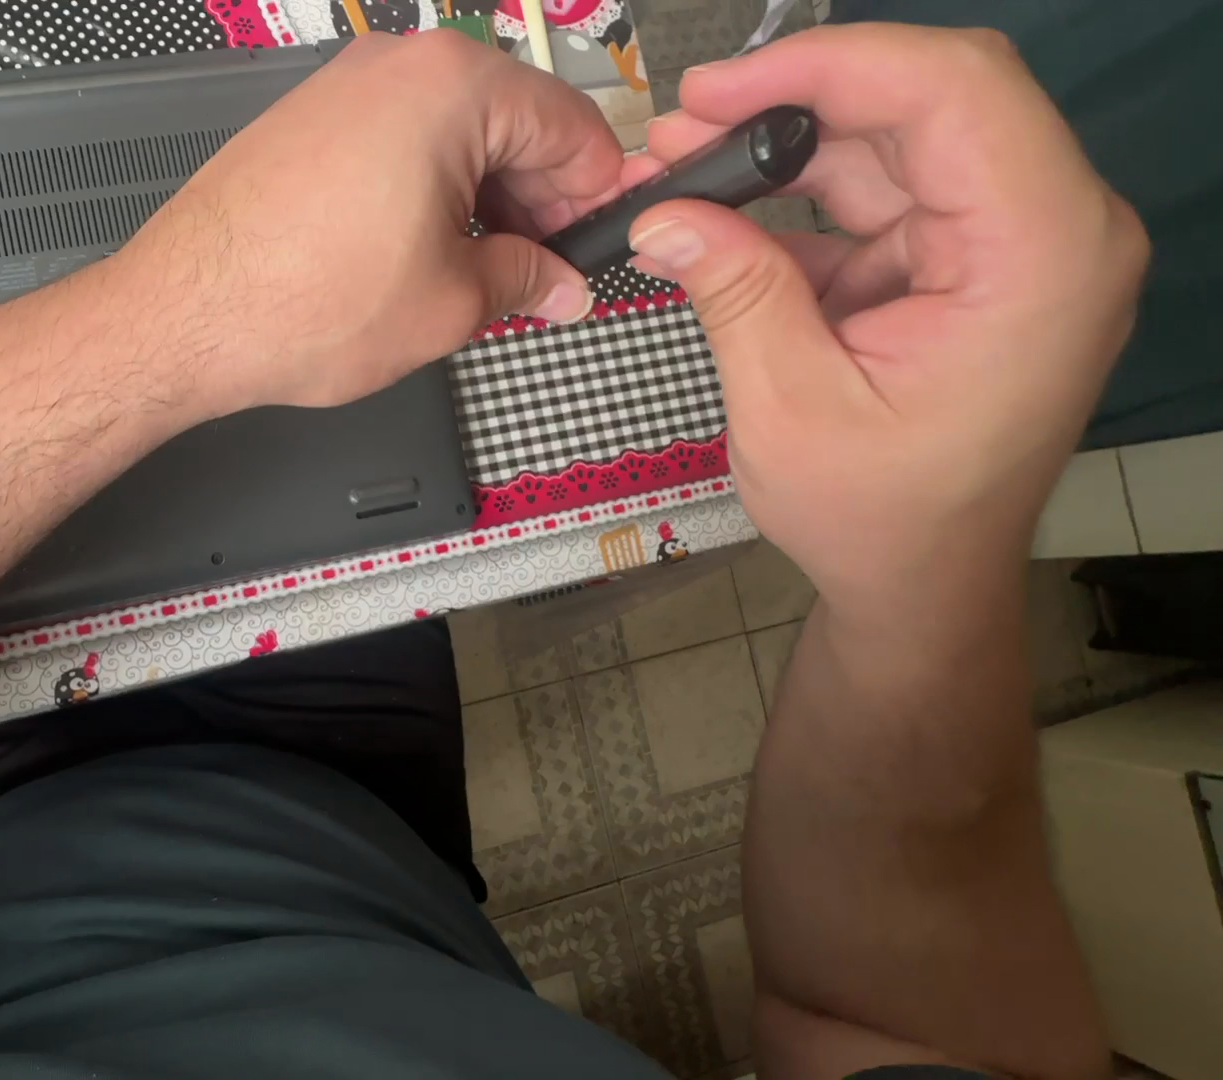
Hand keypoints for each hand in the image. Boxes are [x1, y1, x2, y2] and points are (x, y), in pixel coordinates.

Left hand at [112, 30, 626, 414]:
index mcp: (451, 88)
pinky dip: (421, 203)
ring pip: (447, 146)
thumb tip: (557, 284)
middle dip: (530, 208)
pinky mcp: (304, 131)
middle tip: (535, 278)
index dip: (594, 197)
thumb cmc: (298, 306)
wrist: (182, 319)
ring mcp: (340, 94)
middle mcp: (393, 70)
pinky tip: (415, 261)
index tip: (591, 248)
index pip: (569, 128)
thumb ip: (522, 285)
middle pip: (507, 130)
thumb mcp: (446, 307)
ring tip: (471, 283)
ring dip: (475, 211)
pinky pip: (392, 156)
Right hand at [624, 25, 1147, 603]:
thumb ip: (733, 295)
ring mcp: (990, 251)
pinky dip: (782, 219)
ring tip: (671, 172)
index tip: (707, 92)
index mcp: (1036, 255)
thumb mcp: (784, 404)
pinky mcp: (942, 275)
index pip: (950, 96)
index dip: (826, 69)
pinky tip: (710, 227)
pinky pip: (862, 217)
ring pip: (881, 160)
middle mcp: (1035, 231)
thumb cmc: (867, 511)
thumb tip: (659, 217)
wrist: (912, 576)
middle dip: (785, 113)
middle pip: (916, 115)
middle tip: (669, 133)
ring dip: (773, 163)